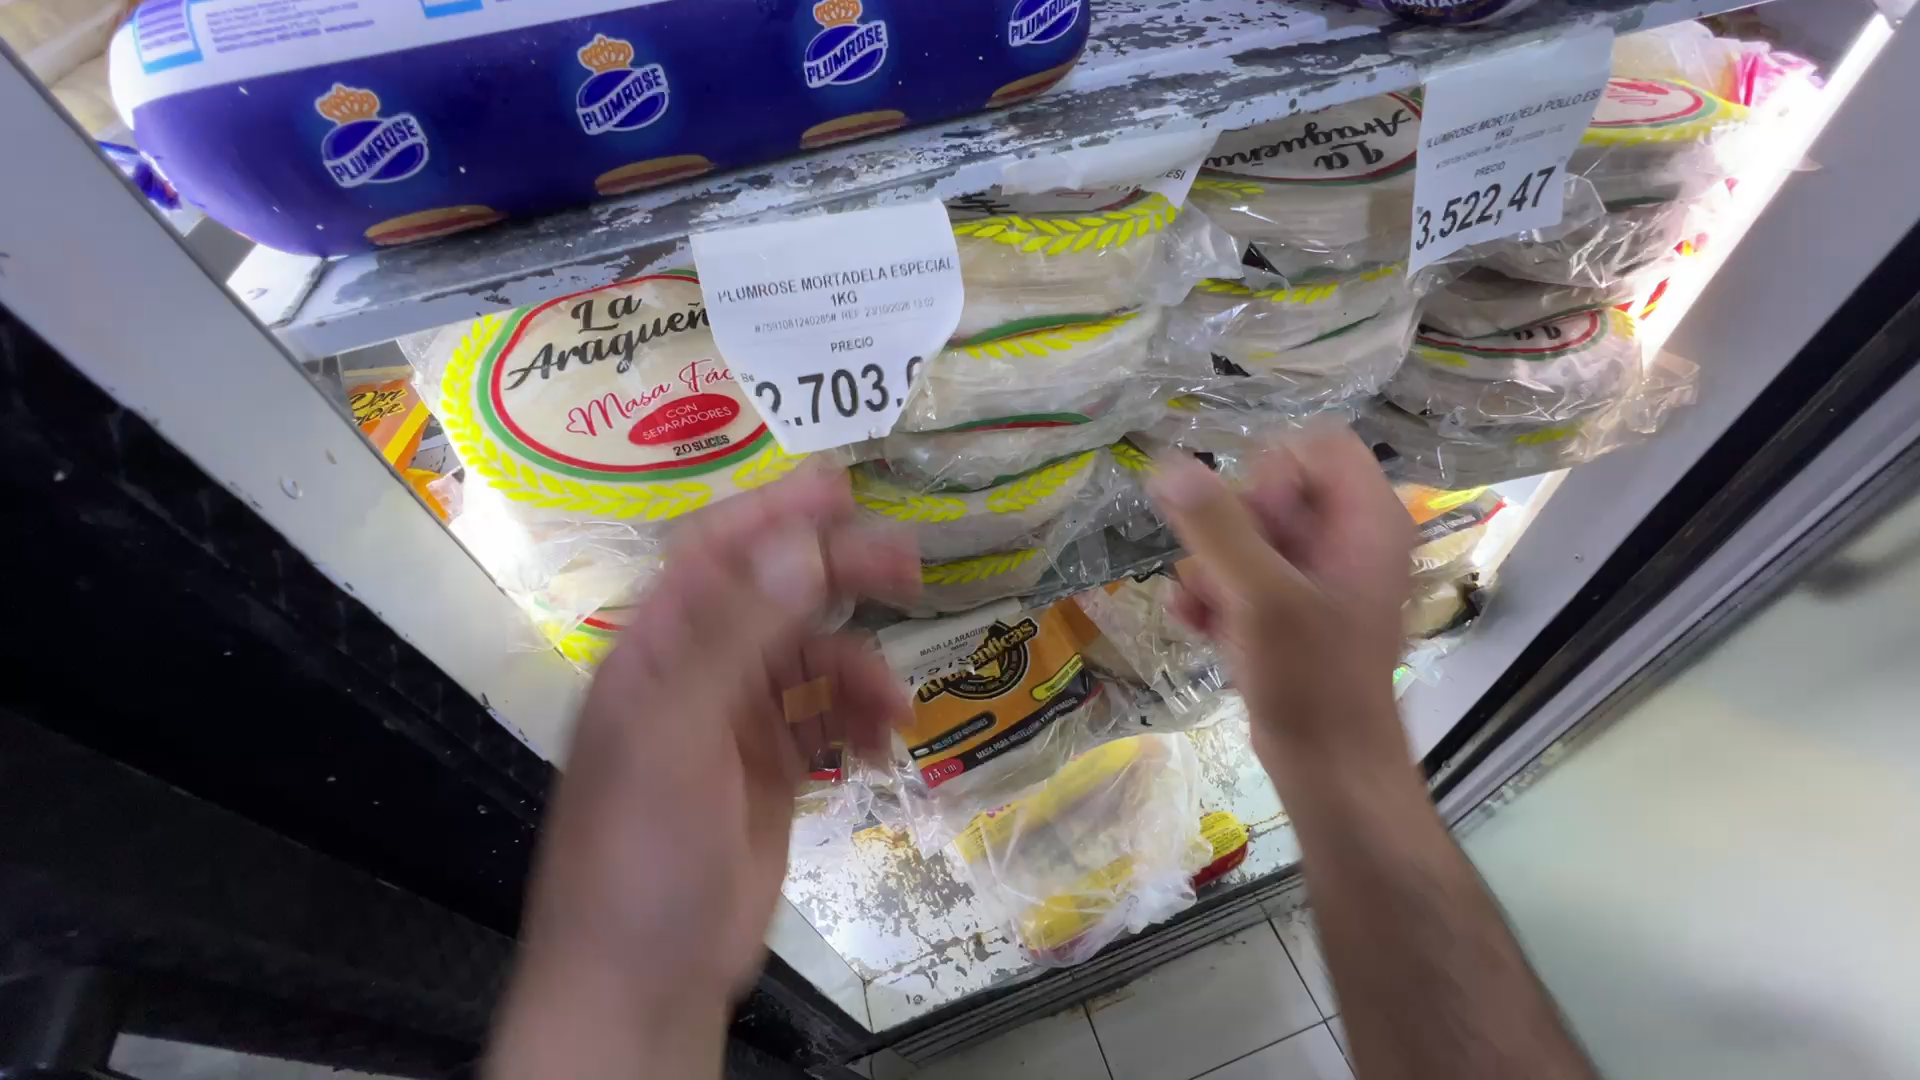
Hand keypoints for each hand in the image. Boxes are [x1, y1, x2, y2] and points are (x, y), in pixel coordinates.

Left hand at [489, 466, 918, 1079]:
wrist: (645, 983)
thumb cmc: (642, 854)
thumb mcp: (678, 736)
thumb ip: (737, 637)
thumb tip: (802, 547)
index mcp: (657, 649)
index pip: (716, 554)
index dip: (774, 514)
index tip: (841, 488)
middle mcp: (698, 670)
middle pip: (777, 596)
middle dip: (839, 577)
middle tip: (908, 565)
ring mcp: (739, 718)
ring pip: (815, 660)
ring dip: (860, 670)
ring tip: (893, 704)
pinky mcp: (776, 764)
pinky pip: (828, 716)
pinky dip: (859, 717)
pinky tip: (882, 740)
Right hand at [1147, 424, 1413, 771]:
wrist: (1327, 766)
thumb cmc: (1311, 679)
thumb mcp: (1260, 596)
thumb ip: (1215, 527)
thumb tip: (1167, 465)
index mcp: (1365, 520)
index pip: (1316, 444)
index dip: (1270, 471)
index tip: (1250, 519)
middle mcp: (1344, 538)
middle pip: (1270, 489)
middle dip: (1228, 529)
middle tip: (1224, 572)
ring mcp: (1313, 575)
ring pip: (1244, 535)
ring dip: (1209, 568)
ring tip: (1203, 607)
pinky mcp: (1286, 608)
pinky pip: (1238, 574)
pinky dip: (1212, 595)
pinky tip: (1194, 625)